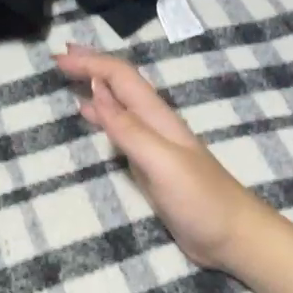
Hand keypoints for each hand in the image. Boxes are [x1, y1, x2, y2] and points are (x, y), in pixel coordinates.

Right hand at [54, 44, 272, 270]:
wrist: (233, 237)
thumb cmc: (200, 199)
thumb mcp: (161, 163)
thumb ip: (129, 129)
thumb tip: (95, 91)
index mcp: (156, 117)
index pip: (120, 77)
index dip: (90, 63)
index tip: (59, 58)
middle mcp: (153, 123)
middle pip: (120, 83)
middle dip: (91, 65)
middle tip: (61, 56)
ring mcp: (152, 144)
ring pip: (119, 102)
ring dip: (94, 86)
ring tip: (69, 77)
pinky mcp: (150, 165)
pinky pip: (119, 128)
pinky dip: (100, 115)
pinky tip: (88, 116)